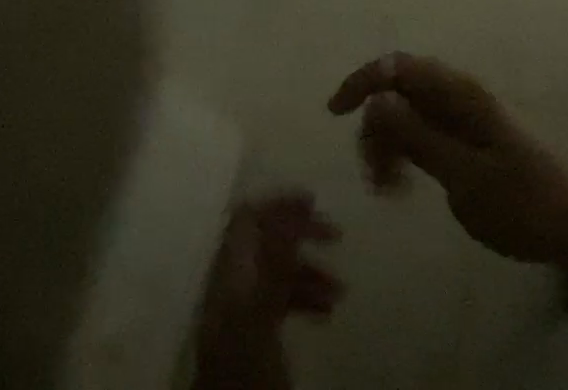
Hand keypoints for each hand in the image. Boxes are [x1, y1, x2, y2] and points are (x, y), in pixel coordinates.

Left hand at [193, 193, 342, 389]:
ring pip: (275, 274)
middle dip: (299, 235)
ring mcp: (241, 311)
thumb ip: (272, 262)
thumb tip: (287, 210)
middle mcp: (230, 285)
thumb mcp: (261, 312)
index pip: (246, 220)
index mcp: (227, 273)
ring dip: (308, 272)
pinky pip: (279, 303)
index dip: (277, 205)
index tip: (313, 201)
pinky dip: (303, 299)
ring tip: (340, 290)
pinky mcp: (253, 336)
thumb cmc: (245, 367)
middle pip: (263, 242)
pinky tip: (325, 312)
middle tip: (336, 235)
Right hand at [327, 52, 567, 264]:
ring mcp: (464, 121)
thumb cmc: (524, 204)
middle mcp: (460, 99)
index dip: (362, 81)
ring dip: (387, 146)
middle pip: (398, 92)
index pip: (398, 66)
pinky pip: (422, 136)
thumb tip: (376, 99)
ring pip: (407, 116)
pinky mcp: (468, 145)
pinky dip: (405, 155)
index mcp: (461, 95)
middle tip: (375, 177)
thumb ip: (417, 136)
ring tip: (391, 191)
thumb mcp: (464, 175)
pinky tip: (404, 187)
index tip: (335, 114)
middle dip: (375, 127)